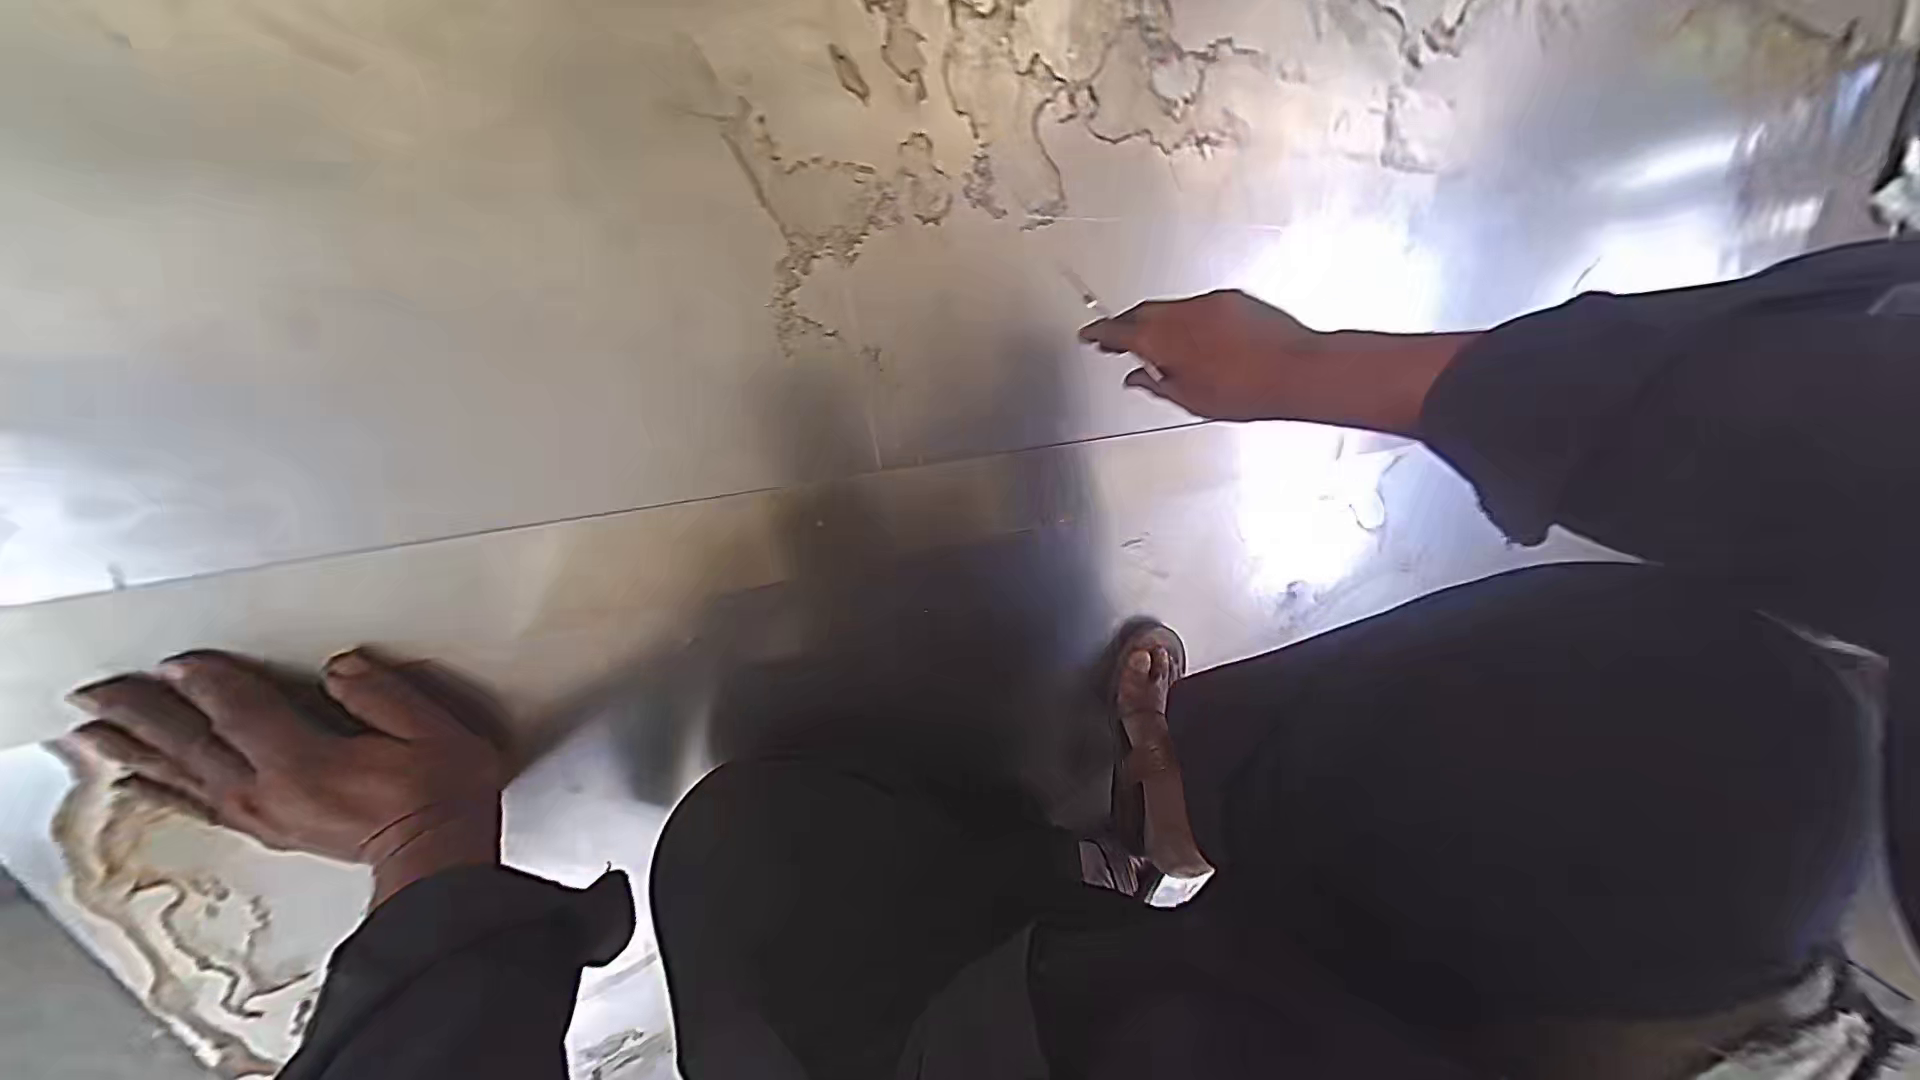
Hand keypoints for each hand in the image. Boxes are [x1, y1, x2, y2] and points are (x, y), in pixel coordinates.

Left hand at [62, 648, 505, 906]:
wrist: (438, 849)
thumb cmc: (442, 791)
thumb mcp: (435, 731)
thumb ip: (386, 696)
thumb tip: (344, 668)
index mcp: (309, 762)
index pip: (244, 711)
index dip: (212, 682)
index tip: (183, 663)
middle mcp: (270, 791)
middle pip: (195, 745)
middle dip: (145, 714)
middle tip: (103, 693)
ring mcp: (265, 814)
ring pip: (184, 776)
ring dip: (136, 750)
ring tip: (96, 731)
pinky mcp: (271, 829)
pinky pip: (198, 806)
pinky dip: (161, 790)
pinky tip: (142, 782)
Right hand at [1078, 289, 1475, 434]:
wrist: (1297, 371)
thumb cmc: (1246, 391)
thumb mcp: (1188, 399)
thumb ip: (1154, 384)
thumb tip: (1135, 377)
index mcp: (1164, 339)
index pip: (1119, 331)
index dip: (1099, 333)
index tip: (1088, 335)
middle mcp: (1183, 313)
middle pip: (1141, 313)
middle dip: (1125, 326)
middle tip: (1114, 340)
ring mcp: (1209, 302)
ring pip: (1169, 308)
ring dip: (1155, 323)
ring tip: (1155, 346)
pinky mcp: (1232, 299)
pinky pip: (1195, 306)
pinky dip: (1183, 320)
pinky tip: (1191, 339)